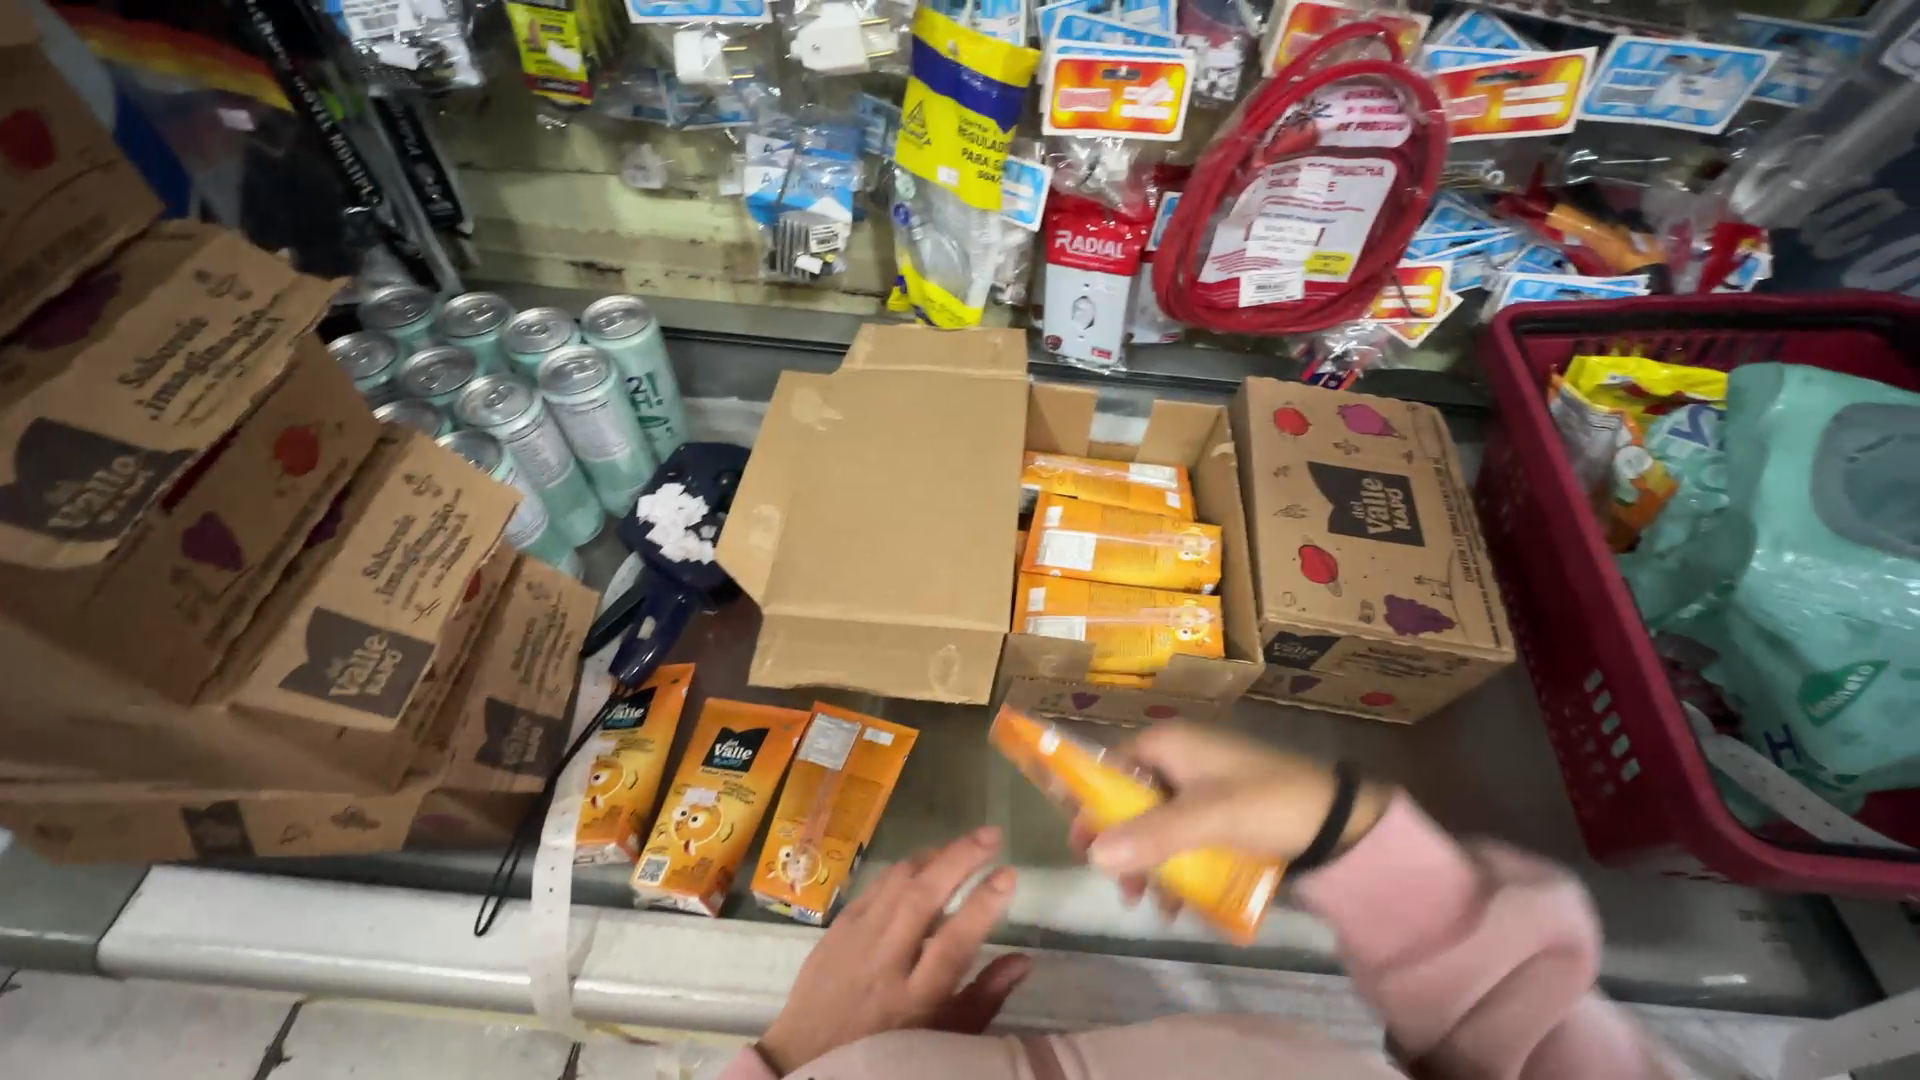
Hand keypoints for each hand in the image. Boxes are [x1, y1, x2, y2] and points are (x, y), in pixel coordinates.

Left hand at [757, 827, 1030, 1073]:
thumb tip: (1024, 960)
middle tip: (992, 835)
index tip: (1008, 874)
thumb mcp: (942, 1040)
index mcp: (914, 1002)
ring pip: (898, 884)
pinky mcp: (838, 927)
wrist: (807, 1057)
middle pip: (922, 899)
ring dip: (935, 856)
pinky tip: (927, 860)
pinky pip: (876, 885)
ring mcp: (857, 940)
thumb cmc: (888, 1053)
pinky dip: (905, 867)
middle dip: (960, 860)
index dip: (982, 907)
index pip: (952, 945)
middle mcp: (884, 964)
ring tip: (966, 843)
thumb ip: (984, 999)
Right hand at [1070, 722, 1394, 903]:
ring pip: (1156, 824)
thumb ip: (1152, 835)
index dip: (1091, 805)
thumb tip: (1093, 855)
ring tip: (1156, 905)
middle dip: (1124, 846)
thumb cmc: (1268, 804)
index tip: (1083, 847)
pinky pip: (1183, 836)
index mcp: (1169, 744)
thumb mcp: (1207, 819)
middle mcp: (1179, 758)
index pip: (1110, 767)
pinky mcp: (1221, 812)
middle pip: (1130, 801)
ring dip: (1150, 863)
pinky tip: (1183, 904)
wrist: (1343, 821)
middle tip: (1125, 888)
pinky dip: (1178, 866)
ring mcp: (1201, 786)